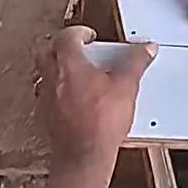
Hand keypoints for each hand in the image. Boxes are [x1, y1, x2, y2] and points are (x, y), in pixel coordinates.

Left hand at [36, 25, 153, 168]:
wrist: (84, 155)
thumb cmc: (100, 123)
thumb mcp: (126, 87)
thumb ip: (135, 63)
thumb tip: (144, 50)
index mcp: (68, 63)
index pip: (67, 36)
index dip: (79, 32)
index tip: (88, 35)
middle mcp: (51, 77)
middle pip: (47, 51)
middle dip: (60, 47)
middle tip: (76, 50)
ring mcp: (45, 98)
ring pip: (43, 74)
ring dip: (56, 69)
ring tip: (74, 73)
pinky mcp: (45, 116)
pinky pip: (46, 96)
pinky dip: (56, 92)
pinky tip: (70, 100)